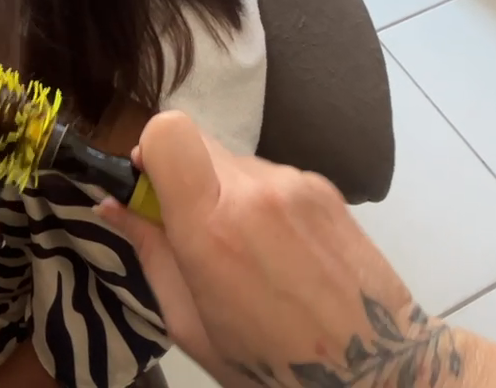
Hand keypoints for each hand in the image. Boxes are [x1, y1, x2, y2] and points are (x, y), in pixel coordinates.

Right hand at [99, 112, 448, 387]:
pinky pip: (270, 175)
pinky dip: (263, 200)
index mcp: (210, 228)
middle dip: (183, 172)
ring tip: (251, 249)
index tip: (150, 180)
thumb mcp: (192, 324)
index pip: (166, 131)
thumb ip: (150, 252)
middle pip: (194, 140)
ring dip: (225, 188)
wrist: (383, 374)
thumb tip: (112, 203)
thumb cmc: (271, 367)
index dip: (149, 147)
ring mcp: (292, 184)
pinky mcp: (323, 186)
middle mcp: (251, 190)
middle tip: (194, 221)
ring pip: (232, 159)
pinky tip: (284, 250)